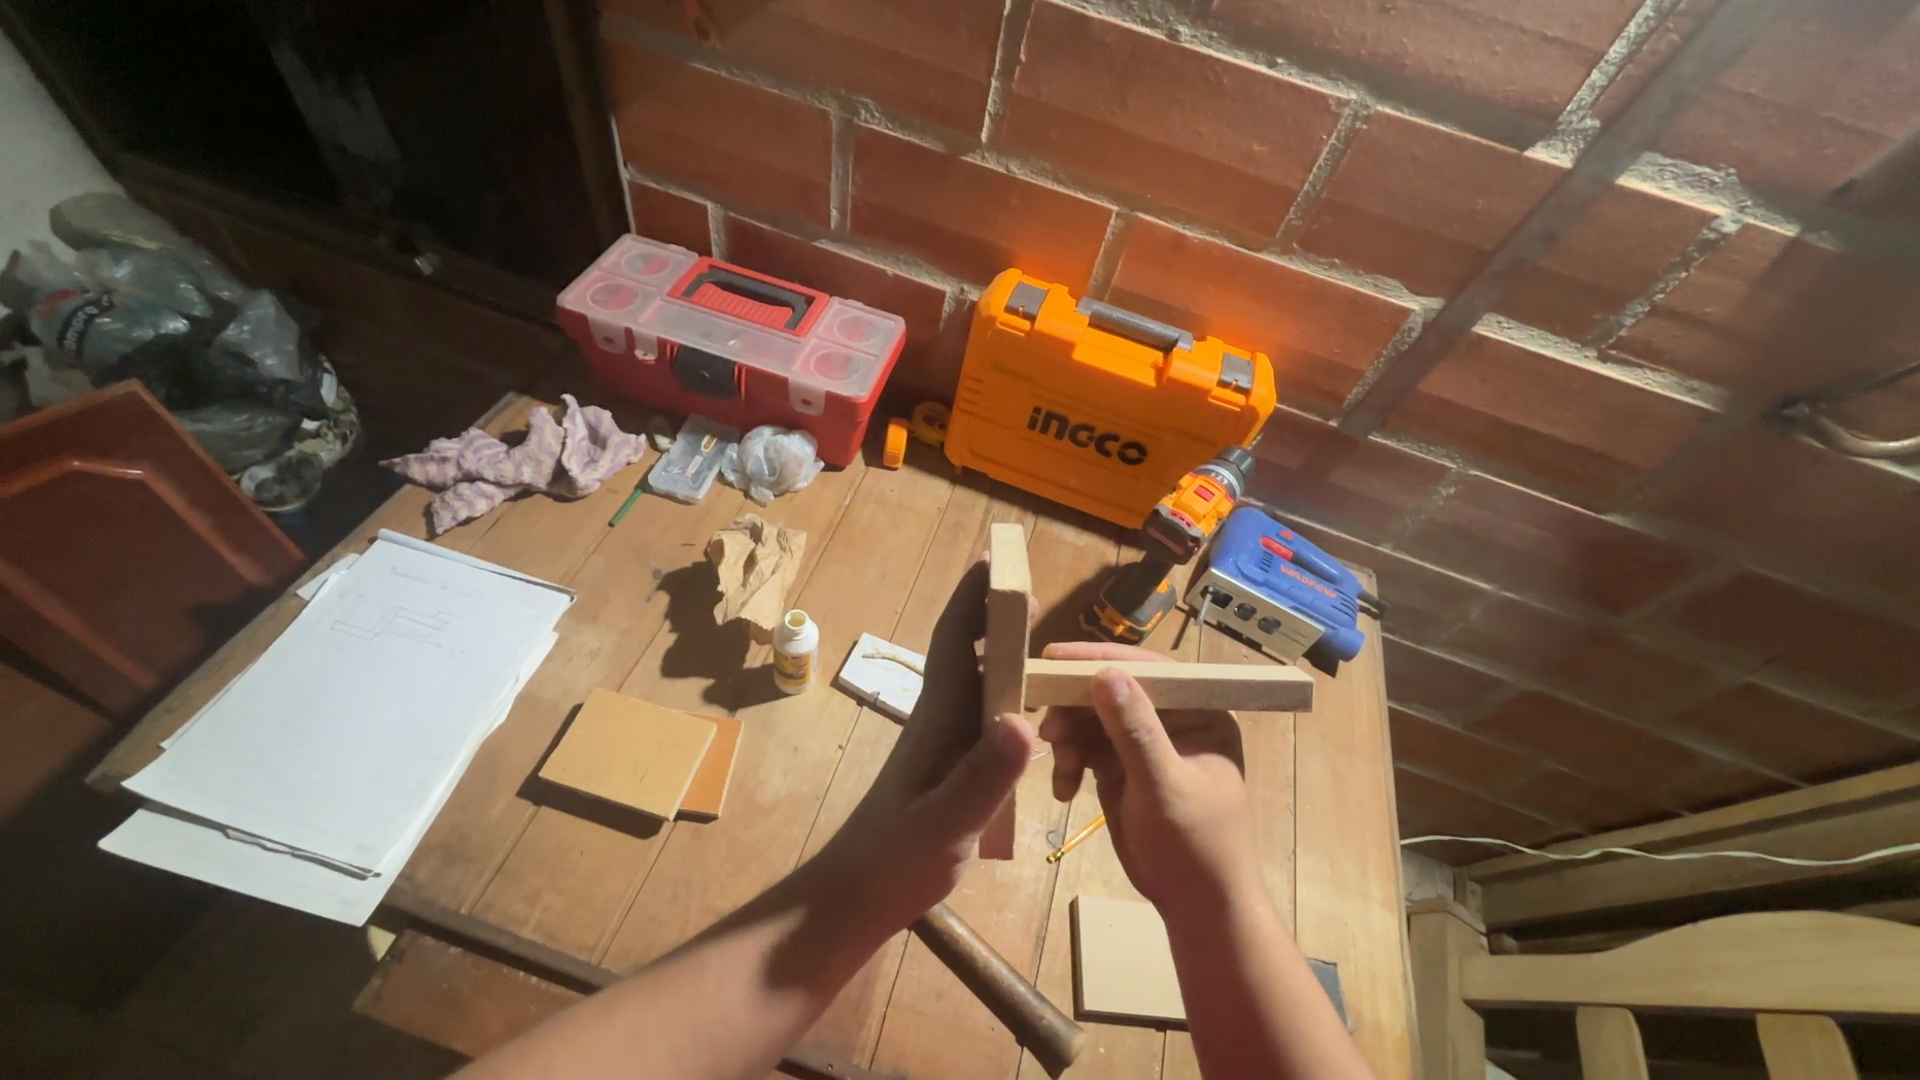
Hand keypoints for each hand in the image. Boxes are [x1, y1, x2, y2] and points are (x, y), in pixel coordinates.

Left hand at [817, 561, 1034, 928]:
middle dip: (992, 614)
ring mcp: (944, 742)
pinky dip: (1006, 696)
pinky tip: (1028, 710)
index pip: (955, 641)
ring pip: (976, 682)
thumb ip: (983, 776)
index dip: (971, 597)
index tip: (992, 559)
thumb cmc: (897, 858)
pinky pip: (984, 715)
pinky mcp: (950, 766)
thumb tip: (1021, 719)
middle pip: (967, 651)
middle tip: (1028, 590)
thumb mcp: (946, 822)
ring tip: (1038, 643)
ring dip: (1001, 652)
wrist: (859, 894)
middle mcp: (942, 718)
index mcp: (940, 717)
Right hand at [1037, 642, 1259, 916]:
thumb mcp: (1163, 785)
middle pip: (1112, 691)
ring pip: (1091, 719)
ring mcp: (1143, 743)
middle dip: (1075, 707)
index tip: (1053, 656)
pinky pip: (1084, 749)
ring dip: (1068, 739)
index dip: (1102, 659)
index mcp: (1200, 712)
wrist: (1196, 907)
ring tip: (1061, 768)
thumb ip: (1135, 730)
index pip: (1149, 670)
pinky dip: (1069, 765)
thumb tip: (1105, 674)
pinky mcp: (1121, 767)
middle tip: (1046, 726)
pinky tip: (1064, 791)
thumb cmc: (1195, 845)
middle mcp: (1171, 719)